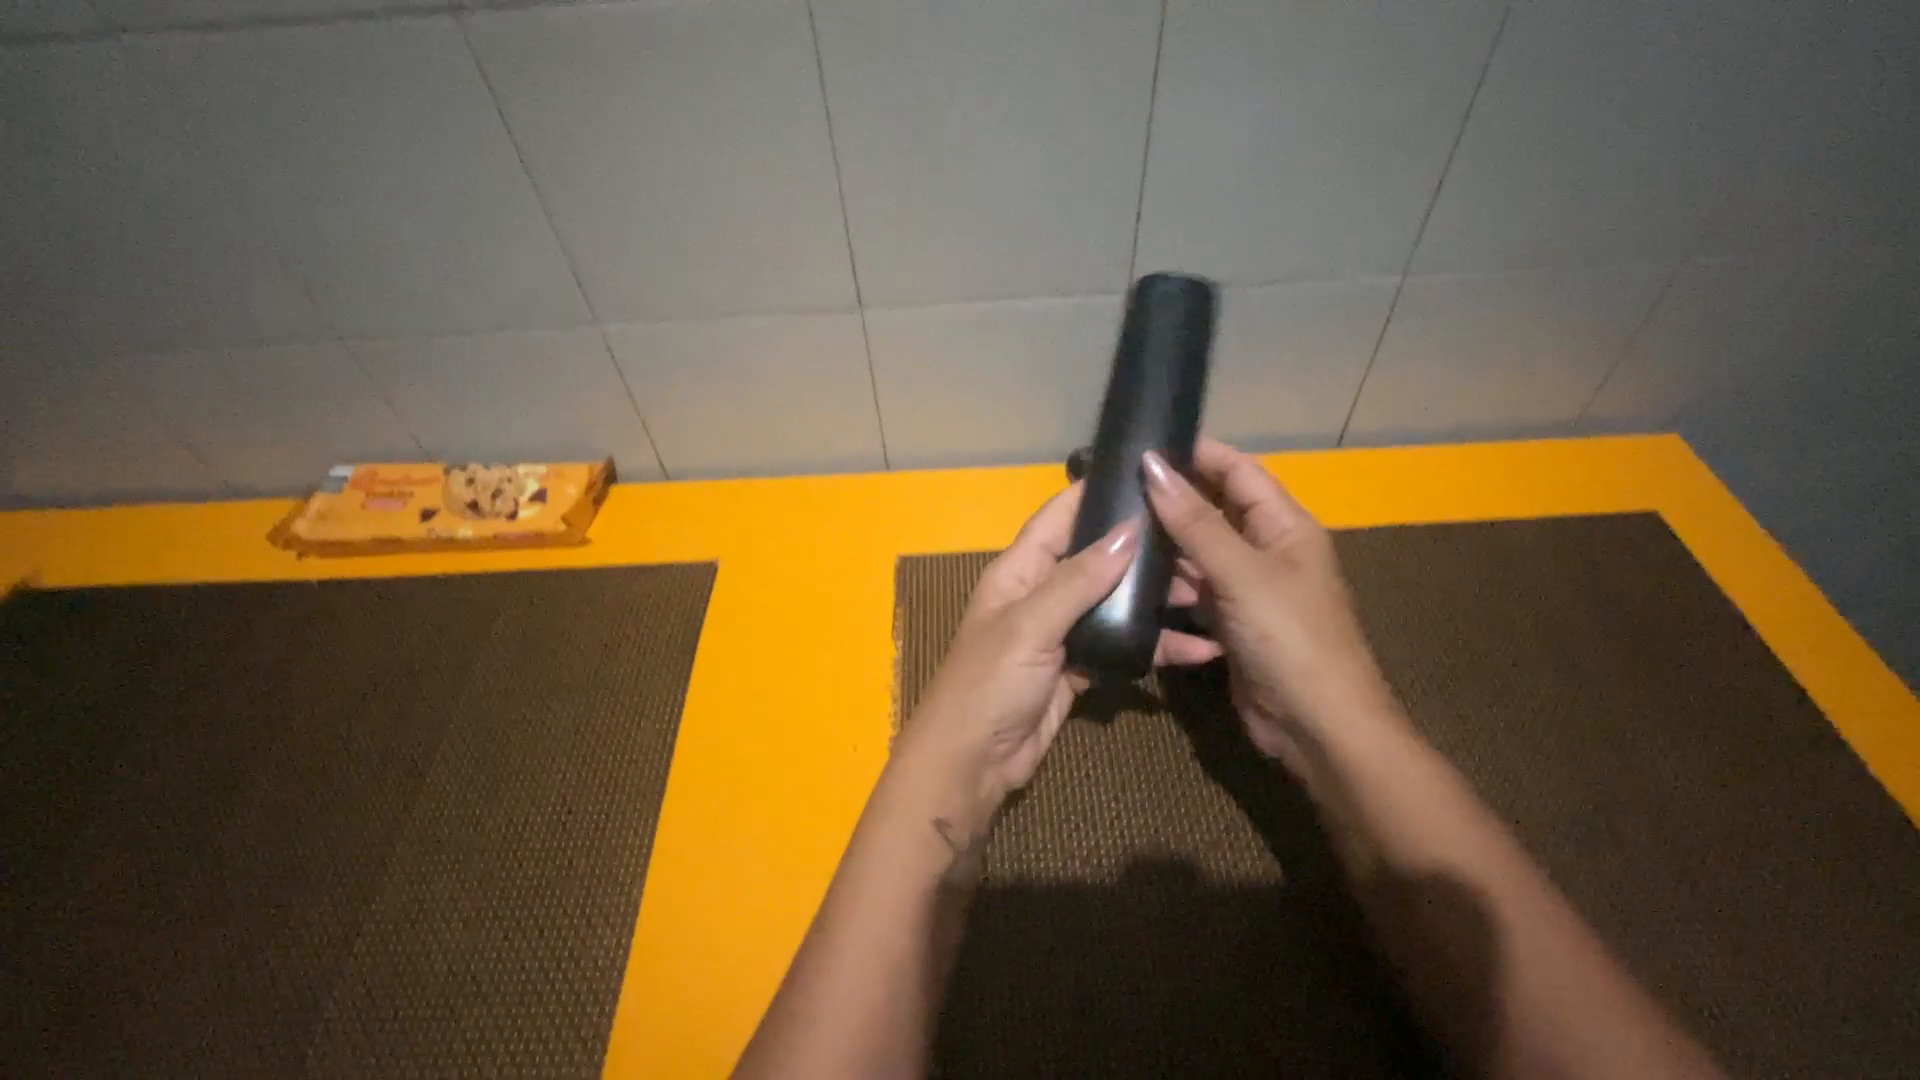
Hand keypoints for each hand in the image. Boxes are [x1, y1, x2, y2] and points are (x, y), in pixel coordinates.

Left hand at [893, 483, 1222, 835]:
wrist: (973, 763)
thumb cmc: (989, 683)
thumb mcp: (1030, 624)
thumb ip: (1078, 579)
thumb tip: (1128, 530)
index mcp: (1019, 570)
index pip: (1060, 517)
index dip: (1097, 494)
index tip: (1148, 477)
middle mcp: (1040, 593)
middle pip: (1096, 558)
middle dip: (1142, 552)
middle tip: (1197, 544)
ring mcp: (1060, 632)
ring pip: (1113, 603)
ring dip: (1154, 599)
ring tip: (1206, 592)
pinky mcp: (1078, 668)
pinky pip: (1120, 646)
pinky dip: (1152, 646)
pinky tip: (1193, 648)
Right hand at [1145, 439, 1394, 766]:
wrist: (1316, 726)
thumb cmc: (1290, 637)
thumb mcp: (1242, 574)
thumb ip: (1195, 522)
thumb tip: (1152, 466)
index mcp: (1283, 526)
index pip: (1237, 471)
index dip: (1196, 454)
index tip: (1142, 445)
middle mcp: (1266, 551)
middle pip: (1212, 512)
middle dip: (1170, 502)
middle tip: (1113, 492)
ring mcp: (1246, 589)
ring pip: (1196, 556)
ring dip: (1162, 550)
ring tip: (1110, 537)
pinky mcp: (1229, 623)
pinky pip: (1192, 594)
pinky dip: (1167, 591)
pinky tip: (1129, 587)